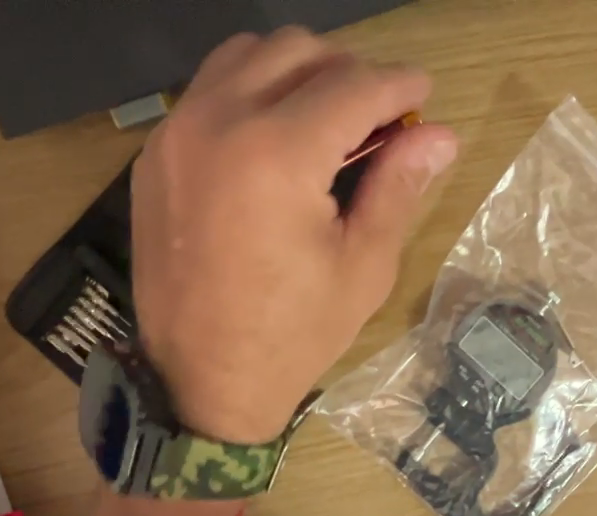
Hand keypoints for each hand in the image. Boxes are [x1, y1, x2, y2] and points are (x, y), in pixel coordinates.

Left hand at [131, 28, 458, 443]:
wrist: (204, 382)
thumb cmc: (294, 337)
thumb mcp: (361, 269)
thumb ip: (397, 189)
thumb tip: (440, 137)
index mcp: (278, 155)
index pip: (352, 86)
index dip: (398, 85)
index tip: (424, 95)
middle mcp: (219, 122)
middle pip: (298, 52)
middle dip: (350, 73)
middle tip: (379, 119)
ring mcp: (176, 134)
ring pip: (245, 57)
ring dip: (297, 74)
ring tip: (328, 122)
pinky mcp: (156, 155)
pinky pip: (208, 92)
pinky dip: (251, 95)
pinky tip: (275, 143)